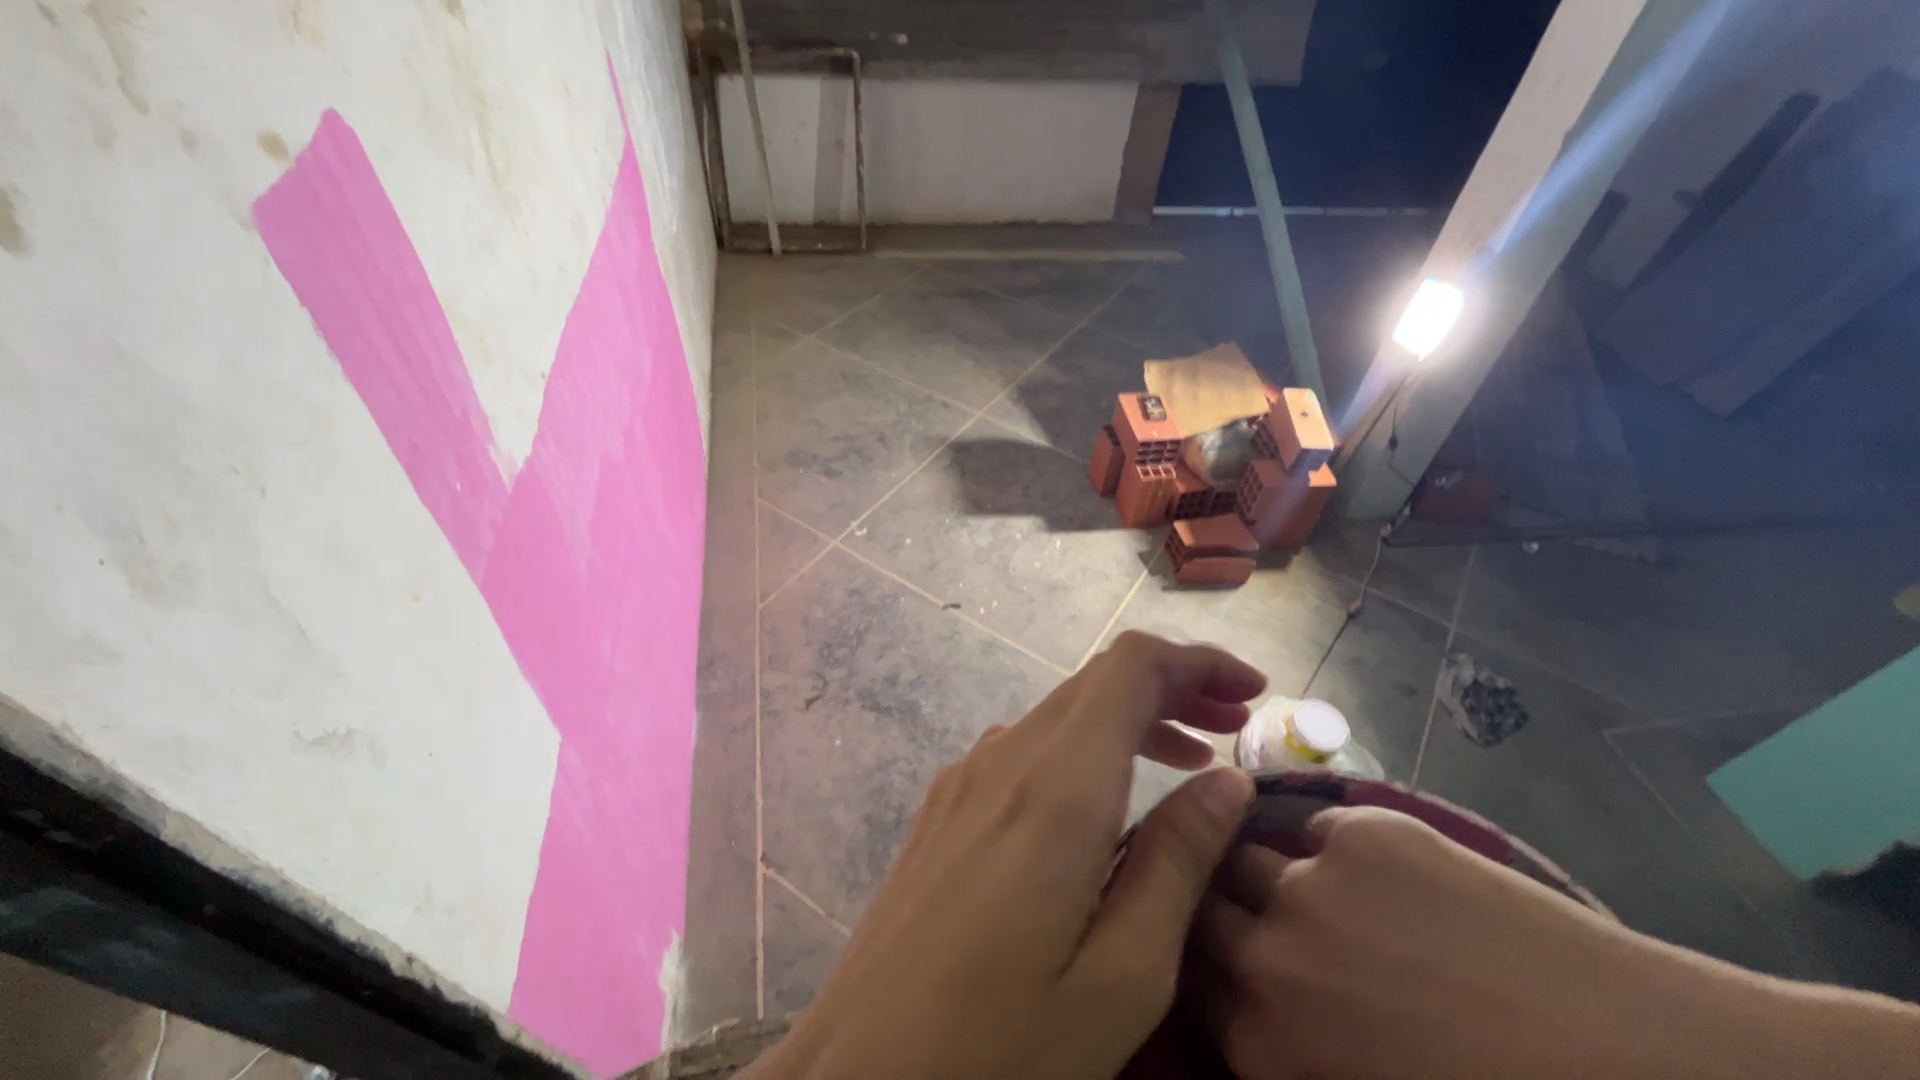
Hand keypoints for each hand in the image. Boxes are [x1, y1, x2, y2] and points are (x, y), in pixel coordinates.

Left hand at [746, 631, 1264, 1079]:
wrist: (859, 1073)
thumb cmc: (1002, 1042)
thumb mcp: (1123, 974)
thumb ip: (1177, 862)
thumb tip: (1229, 781)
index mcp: (1056, 788)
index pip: (1131, 666)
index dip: (1198, 661)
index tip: (1254, 693)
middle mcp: (1004, 761)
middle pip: (1099, 682)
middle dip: (1175, 688)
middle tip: (1235, 730)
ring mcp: (964, 781)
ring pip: (1062, 714)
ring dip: (1130, 720)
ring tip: (1190, 764)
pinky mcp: (943, 810)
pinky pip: (1026, 750)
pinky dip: (1085, 751)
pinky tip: (1107, 805)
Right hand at [1192, 806, 1809, 1079]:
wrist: (1636, 1064)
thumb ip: (1285, 1051)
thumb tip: (1246, 1000)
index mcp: (1262, 1043)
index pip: (1189, 984)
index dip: (1204, 966)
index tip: (1220, 957)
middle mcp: (1263, 957)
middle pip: (1200, 909)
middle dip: (1217, 910)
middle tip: (1254, 915)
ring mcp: (1311, 884)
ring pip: (1244, 856)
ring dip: (1262, 870)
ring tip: (1302, 882)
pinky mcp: (1365, 832)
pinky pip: (1314, 828)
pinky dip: (1330, 848)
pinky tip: (1373, 871)